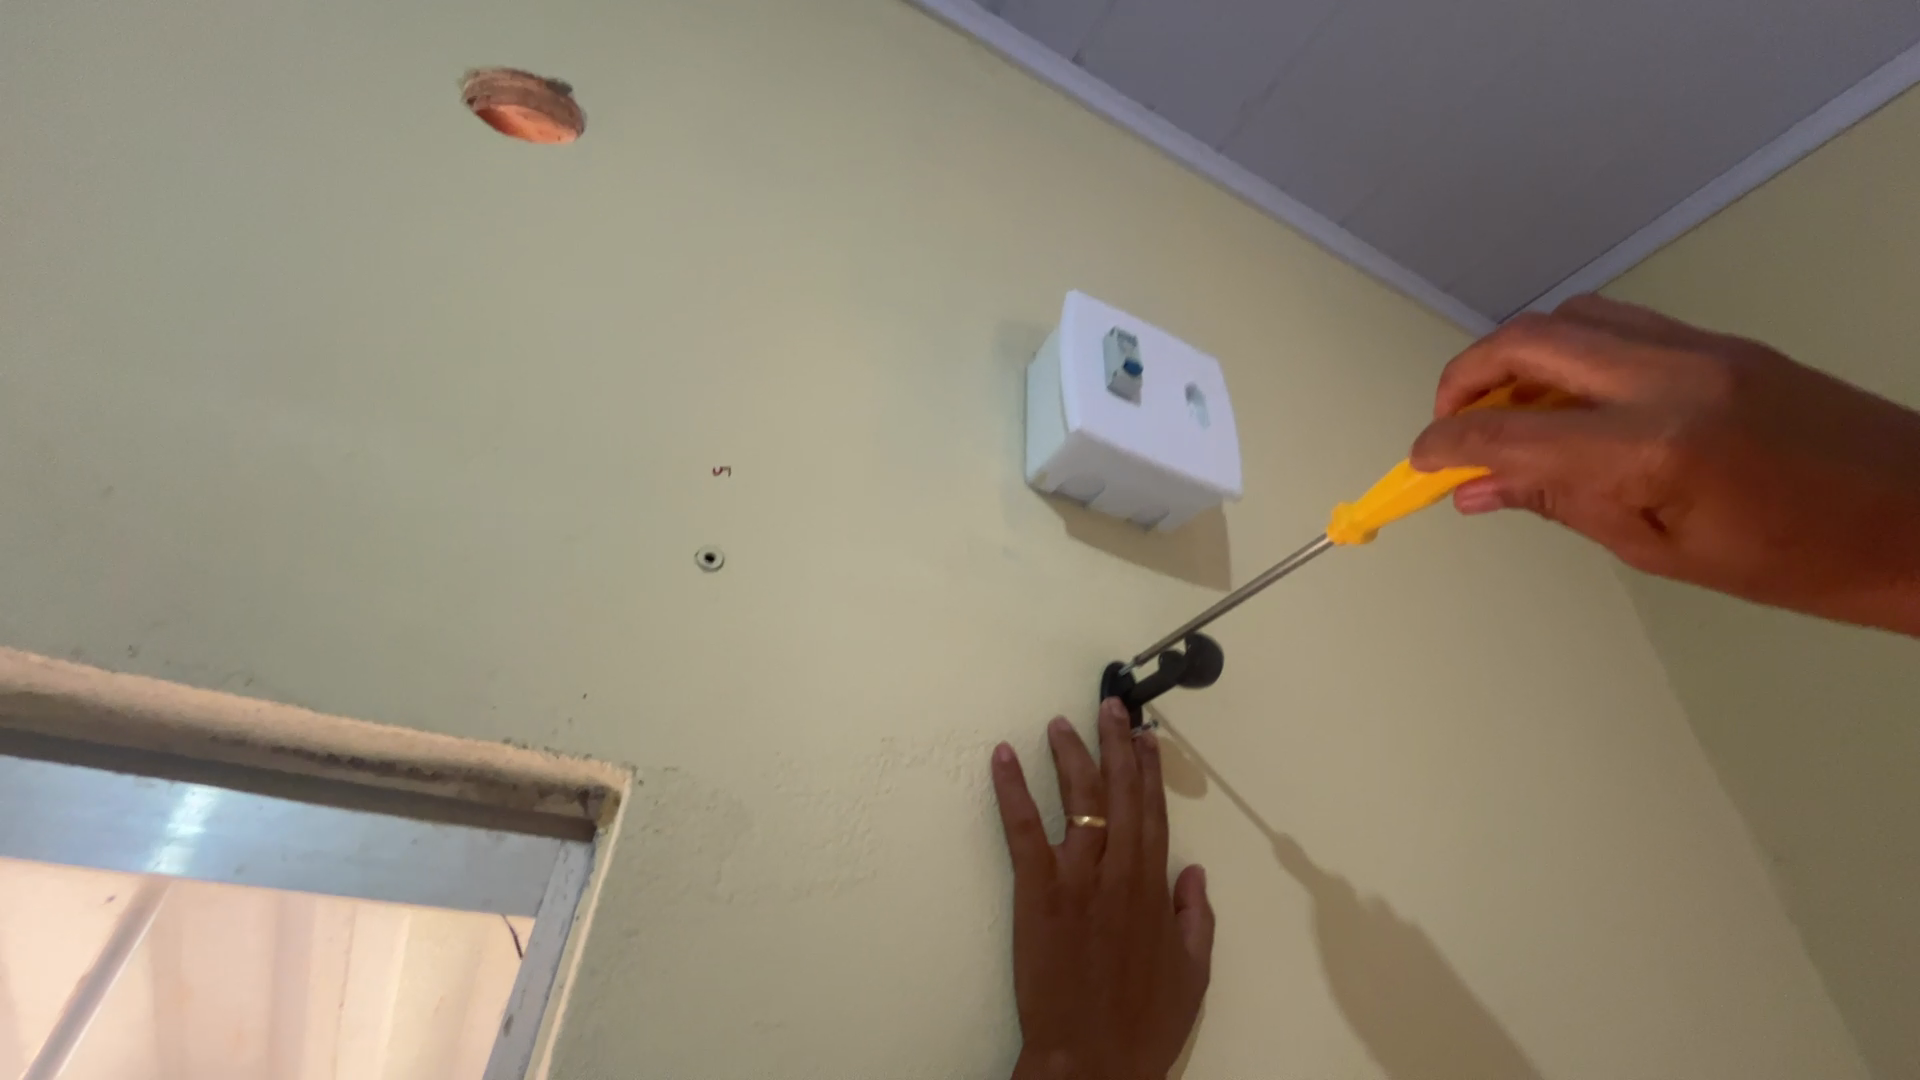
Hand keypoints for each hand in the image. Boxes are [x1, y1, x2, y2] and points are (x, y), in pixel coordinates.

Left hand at [991, 700, 1214, 1079]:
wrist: (1092, 1062)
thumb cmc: (1143, 1021)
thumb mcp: (1193, 973)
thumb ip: (1196, 916)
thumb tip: (1195, 869)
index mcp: (1155, 886)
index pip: (1154, 811)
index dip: (1151, 769)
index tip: (1147, 735)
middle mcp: (1120, 870)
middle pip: (1120, 793)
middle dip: (1117, 744)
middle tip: (1110, 705)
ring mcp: (1077, 876)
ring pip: (1079, 800)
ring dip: (1071, 755)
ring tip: (1061, 723)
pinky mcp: (1038, 888)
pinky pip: (1024, 828)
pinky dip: (1013, 788)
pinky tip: (1003, 756)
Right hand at [1411, 294, 1919, 635]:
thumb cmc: (1792, 560)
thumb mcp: (1654, 547)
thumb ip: (1555, 503)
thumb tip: (1474, 490)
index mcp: (1650, 447)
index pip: (1506, 430)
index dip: (1444, 444)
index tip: (1419, 463)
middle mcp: (1668, 377)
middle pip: (1525, 341)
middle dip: (1462, 378)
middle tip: (1450, 422)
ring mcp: (1698, 347)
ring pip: (1566, 318)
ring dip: (1512, 357)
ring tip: (1505, 408)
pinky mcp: (1717, 340)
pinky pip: (1613, 323)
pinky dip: (1562, 350)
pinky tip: (1565, 397)